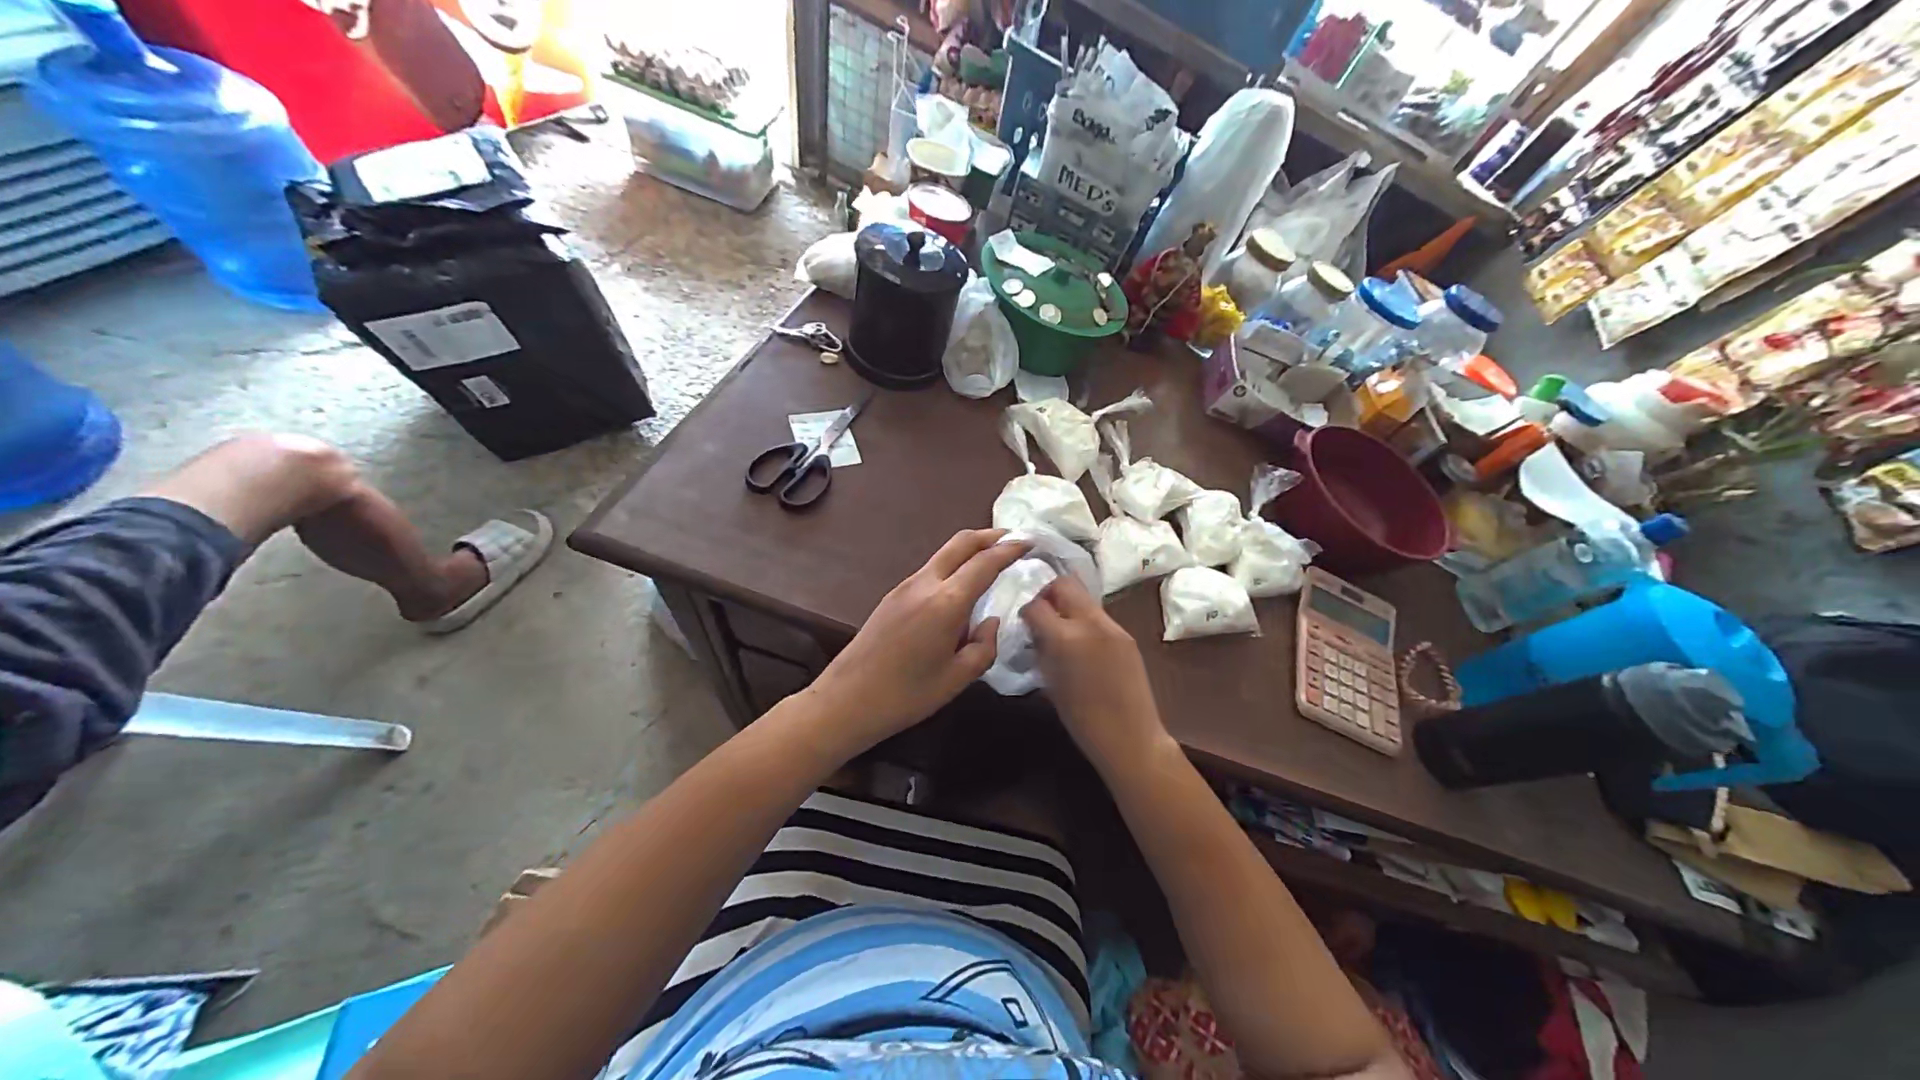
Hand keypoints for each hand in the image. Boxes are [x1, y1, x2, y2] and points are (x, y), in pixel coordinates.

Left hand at [806, 529, 1028, 746]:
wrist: (847, 700)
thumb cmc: (907, 695)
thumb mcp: (957, 678)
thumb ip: (984, 646)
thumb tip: (991, 622)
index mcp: (946, 602)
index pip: (984, 562)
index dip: (1009, 549)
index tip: (1029, 543)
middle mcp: (925, 584)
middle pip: (960, 543)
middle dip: (988, 536)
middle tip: (1012, 539)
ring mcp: (904, 587)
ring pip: (943, 555)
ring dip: (969, 551)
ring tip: (991, 561)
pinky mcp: (892, 596)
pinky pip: (930, 571)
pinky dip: (952, 567)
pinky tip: (961, 587)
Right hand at [1022, 574, 1169, 768]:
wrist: (1131, 738)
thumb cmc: (1082, 720)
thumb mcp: (1049, 683)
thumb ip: (1041, 650)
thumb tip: (1035, 632)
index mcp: (1065, 637)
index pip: (1037, 605)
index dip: (1027, 610)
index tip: (1025, 622)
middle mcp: (1090, 623)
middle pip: (1065, 584)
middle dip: (1049, 593)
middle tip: (1042, 614)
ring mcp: (1113, 627)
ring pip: (1085, 598)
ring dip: (1069, 606)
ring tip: (1061, 630)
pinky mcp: (1127, 636)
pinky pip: (1100, 617)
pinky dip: (1085, 621)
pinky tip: (1082, 644)